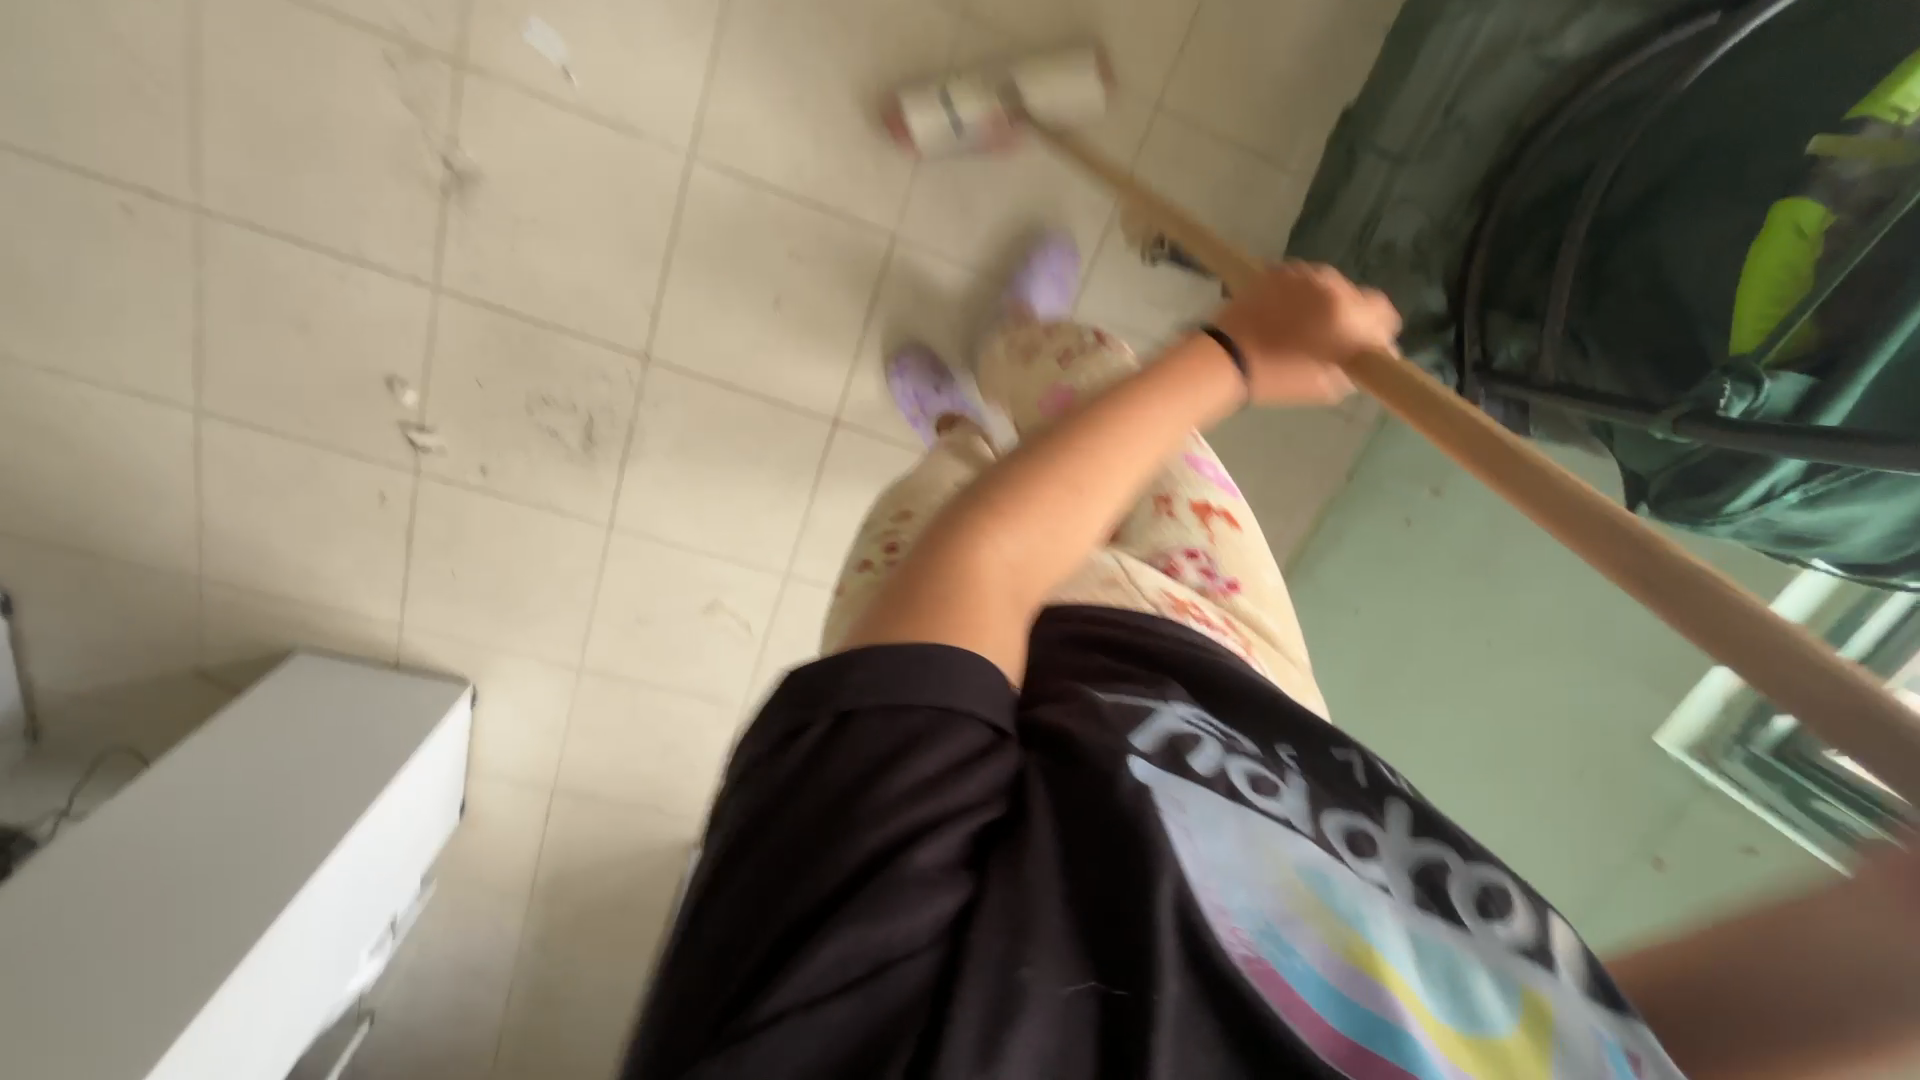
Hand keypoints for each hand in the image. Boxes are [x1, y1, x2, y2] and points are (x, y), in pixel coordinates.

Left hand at [1209, 261, 1400, 405]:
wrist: (1223, 358)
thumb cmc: (1275, 377)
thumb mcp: (1324, 385)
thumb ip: (1354, 368)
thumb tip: (1368, 358)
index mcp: (1346, 312)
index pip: (1383, 312)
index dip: (1379, 330)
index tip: (1368, 345)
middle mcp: (1330, 284)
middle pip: (1355, 296)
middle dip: (1349, 315)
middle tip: (1331, 338)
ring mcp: (1301, 274)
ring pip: (1327, 286)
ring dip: (1323, 302)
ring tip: (1303, 325)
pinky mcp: (1276, 271)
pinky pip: (1300, 281)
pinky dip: (1299, 295)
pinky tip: (1283, 313)